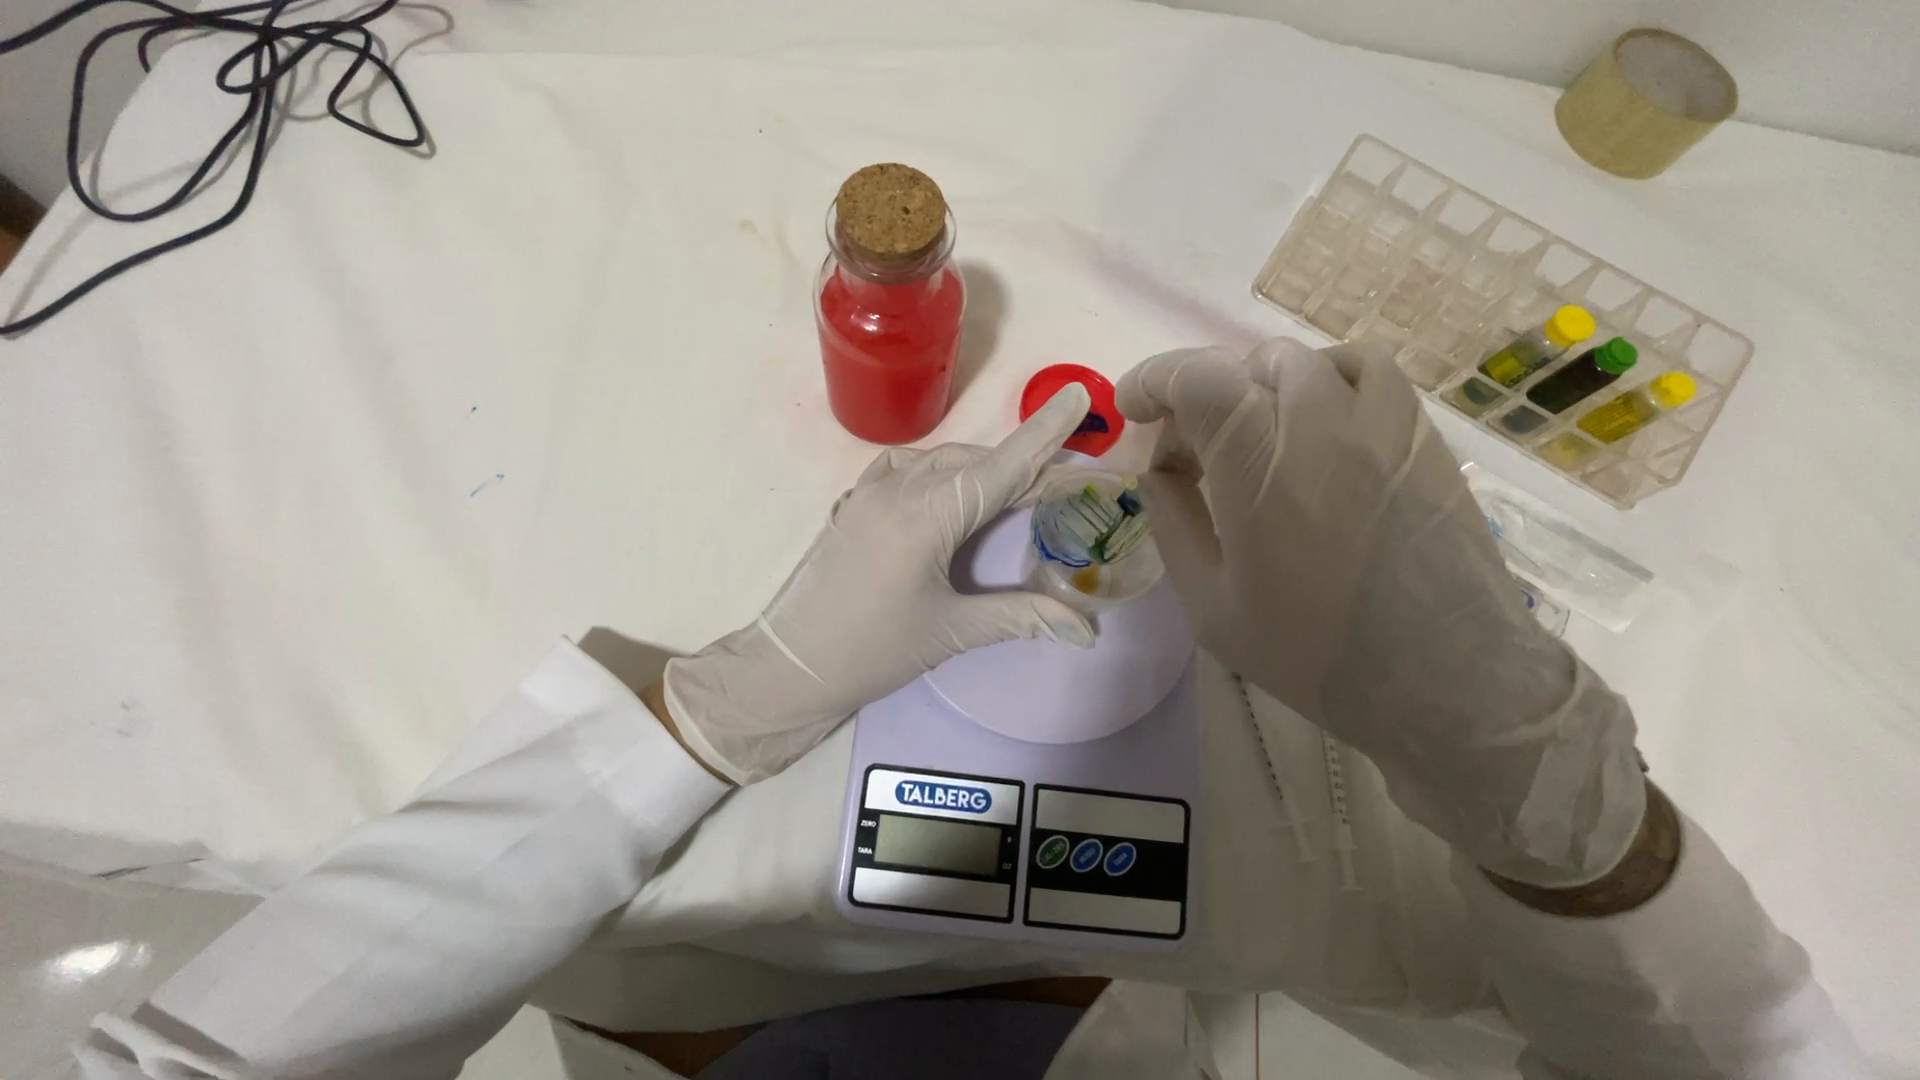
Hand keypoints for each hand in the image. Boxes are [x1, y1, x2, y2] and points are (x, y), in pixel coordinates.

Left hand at [663, 385, 1096, 784]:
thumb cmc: (872, 652)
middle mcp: (898, 491)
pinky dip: (940, 470)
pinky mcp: (855, 502)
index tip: (1078, 396)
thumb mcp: (951, 632)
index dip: (1044, 432)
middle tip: (1060, 486)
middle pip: (975, 462)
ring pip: (941, 460)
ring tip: (1014, 492)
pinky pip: (907, 467)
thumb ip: (1021, 618)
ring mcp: (870, 492)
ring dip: (982, 468)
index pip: (1000, 466)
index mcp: (926, 517)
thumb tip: (1086, 632)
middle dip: (1022, 465)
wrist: (792, 665)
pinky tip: (951, 489)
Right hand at [1116, 338, 1642, 886]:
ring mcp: (1379, 421)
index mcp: (1259, 468)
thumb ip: (1173, 523)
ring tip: (1246, 430)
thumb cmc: (1313, 653)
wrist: (1446, 678)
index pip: (1198, 377)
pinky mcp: (1418, 432)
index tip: (1132, 409)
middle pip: (1241, 363)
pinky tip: (1314, 422)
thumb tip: (1157, 469)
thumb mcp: (1210, 606)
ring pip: (1300, 359)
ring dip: (1253, 382)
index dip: (1155, 379)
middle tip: (1184, 447)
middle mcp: (1320, 424)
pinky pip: (1362, 369)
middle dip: (1195, 392)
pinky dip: (1320, 377)